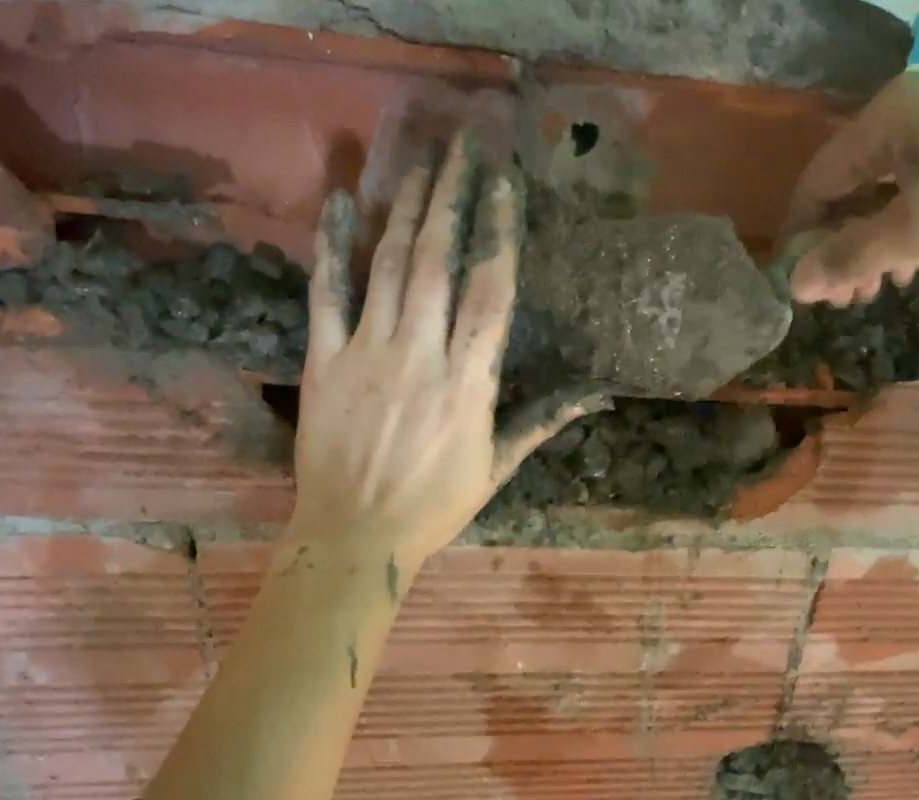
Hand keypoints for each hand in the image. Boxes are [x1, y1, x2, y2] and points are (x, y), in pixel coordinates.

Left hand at [288, 136, 588, 571]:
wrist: (354, 535)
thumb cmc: (434, 507)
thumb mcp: (496, 469)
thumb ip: (540, 423)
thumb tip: (596, 397)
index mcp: (469, 384)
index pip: (491, 293)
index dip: (499, 232)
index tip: (505, 184)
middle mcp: (420, 355)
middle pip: (438, 260)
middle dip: (451, 196)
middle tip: (462, 145)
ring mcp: (367, 353)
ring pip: (389, 265)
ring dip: (404, 207)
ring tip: (419, 161)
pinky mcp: (323, 360)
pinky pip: (325, 293)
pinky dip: (330, 245)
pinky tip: (337, 201)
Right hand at [785, 73, 918, 304]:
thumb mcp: (917, 233)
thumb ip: (849, 256)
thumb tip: (793, 285)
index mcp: (890, 115)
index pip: (819, 177)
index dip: (800, 234)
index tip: (796, 286)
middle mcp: (916, 111)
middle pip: (852, 185)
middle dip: (838, 245)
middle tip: (840, 300)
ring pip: (888, 194)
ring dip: (871, 246)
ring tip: (874, 292)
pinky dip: (908, 233)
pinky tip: (913, 268)